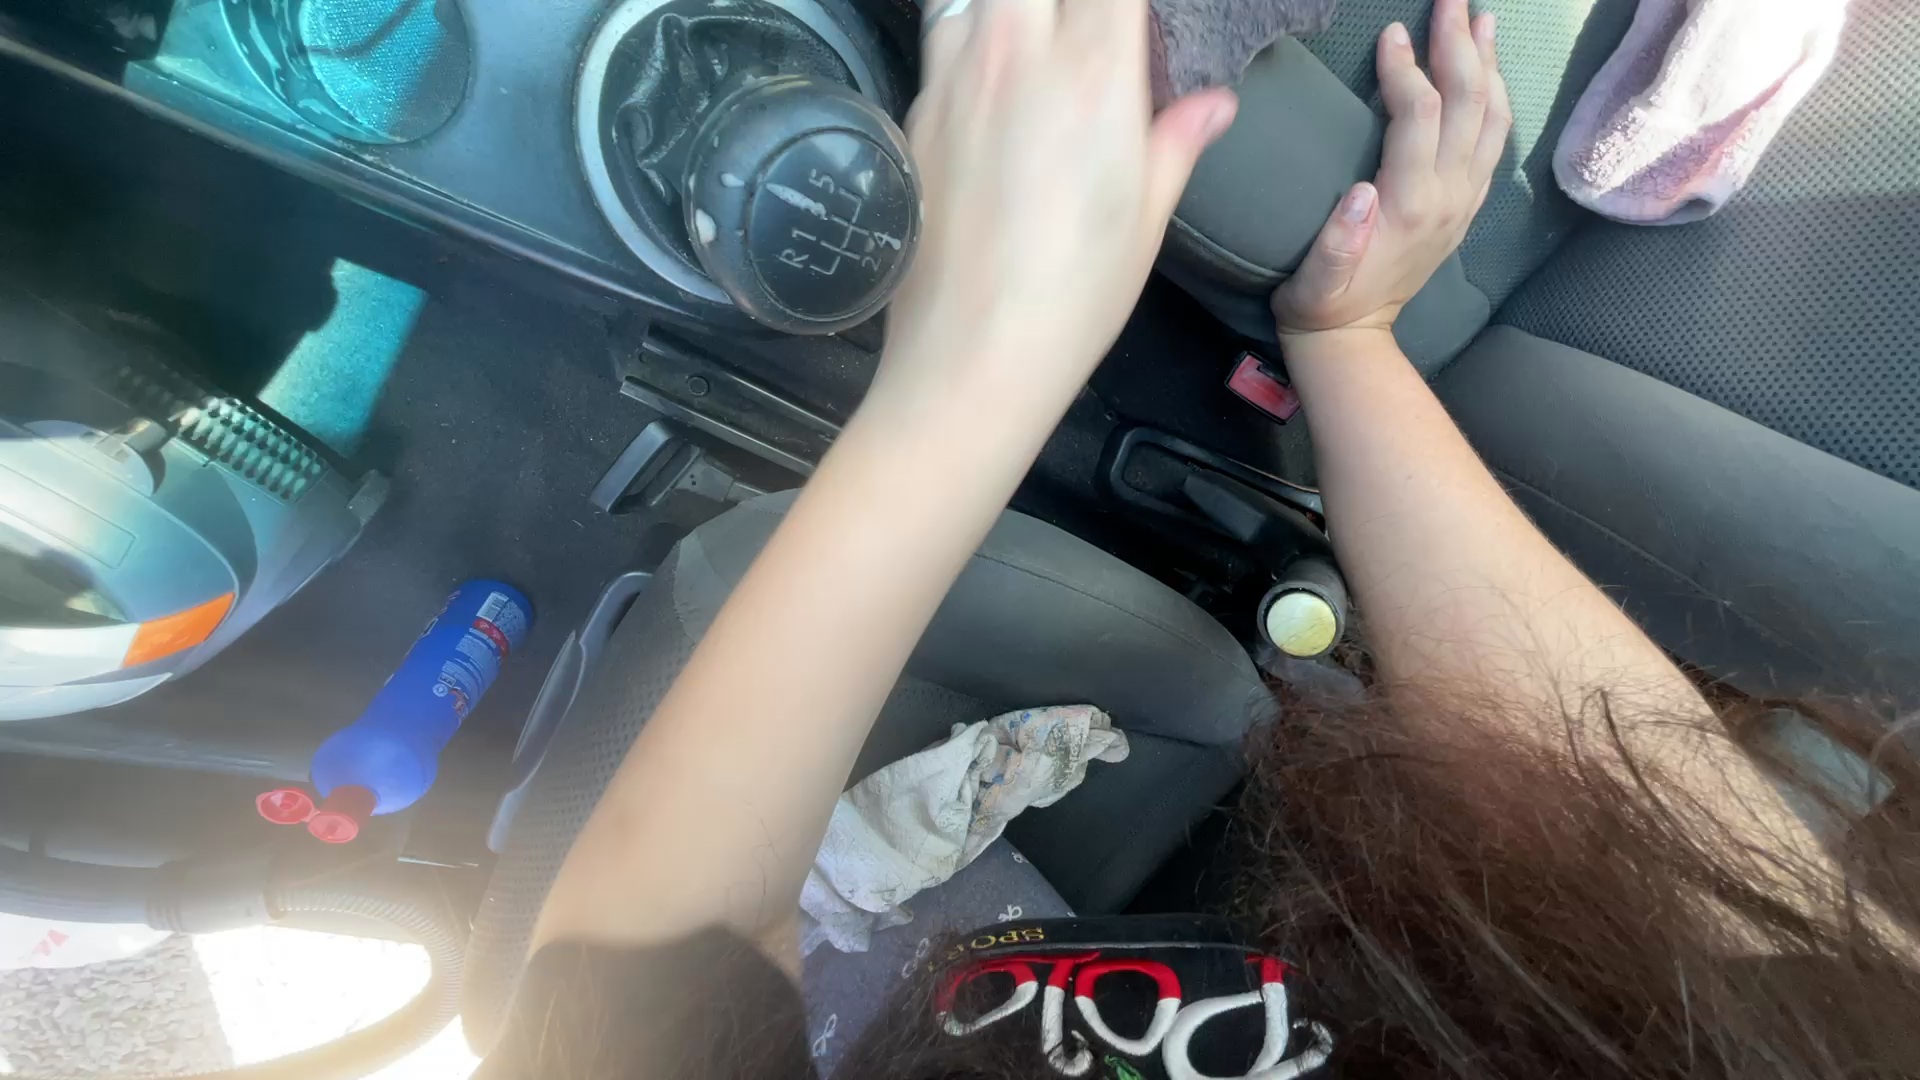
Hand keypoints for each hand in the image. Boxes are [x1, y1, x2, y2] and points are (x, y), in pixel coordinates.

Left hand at [876, 0, 1236, 421]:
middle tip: (1075, 36)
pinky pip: (937, 50)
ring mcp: (953, 87)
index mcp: (1092, 72)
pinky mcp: (912, 124)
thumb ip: (1176, 145)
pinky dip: (963, 51)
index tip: (1127, 27)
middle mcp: (1014, 57)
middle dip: (1060, 1)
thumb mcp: (1142, 227)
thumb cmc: (1070, 303)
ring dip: (1002, 12)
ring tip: (1025, 55)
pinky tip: (982, 105)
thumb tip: (1214, 106)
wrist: (970, 360)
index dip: (1121, 4)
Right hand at [1271, 0, 1508, 342]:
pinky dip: (1495, 98)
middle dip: (1459, 45)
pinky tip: (1486, 76)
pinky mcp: (1464, 208)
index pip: (1418, 118)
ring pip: (1491, 117)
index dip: (1406, 71)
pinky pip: (1494, 141)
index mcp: (1409, 206)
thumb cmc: (1320, 306)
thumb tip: (1361, 190)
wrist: (1352, 339)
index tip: (1391, 33)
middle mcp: (1448, 197)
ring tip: (1479, 20)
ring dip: (1488, 64)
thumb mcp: (1312, 283)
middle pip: (1467, 103)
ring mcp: (1463, 202)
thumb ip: (1337, 243)